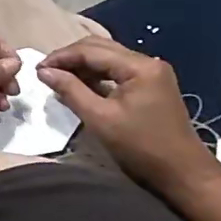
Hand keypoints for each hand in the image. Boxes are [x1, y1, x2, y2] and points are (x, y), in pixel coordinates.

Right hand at [36, 36, 217, 189]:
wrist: (183, 173)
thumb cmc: (141, 147)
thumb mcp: (100, 118)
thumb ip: (70, 90)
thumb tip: (44, 72)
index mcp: (139, 67)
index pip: (91, 51)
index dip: (61, 57)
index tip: (37, 69)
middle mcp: (148, 62)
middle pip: (100, 48)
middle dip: (70, 57)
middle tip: (45, 72)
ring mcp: (152, 72)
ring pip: (108, 57)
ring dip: (81, 65)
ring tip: (58, 79)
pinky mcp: (151, 84)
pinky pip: (117, 70)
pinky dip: (96, 74)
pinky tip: (80, 85)